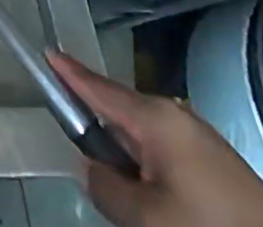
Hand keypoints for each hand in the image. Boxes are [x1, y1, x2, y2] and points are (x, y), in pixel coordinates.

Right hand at [50, 50, 262, 226]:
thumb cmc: (206, 226)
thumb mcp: (145, 217)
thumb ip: (106, 187)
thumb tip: (91, 168)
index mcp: (155, 118)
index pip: (100, 89)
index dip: (70, 73)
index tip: (47, 52)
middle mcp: (176, 116)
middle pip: (119, 113)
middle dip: (99, 132)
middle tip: (86, 160)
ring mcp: (199, 137)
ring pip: (142, 138)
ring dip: (126, 159)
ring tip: (127, 198)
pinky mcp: (215, 161)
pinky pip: (164, 152)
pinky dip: (148, 168)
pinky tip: (154, 201)